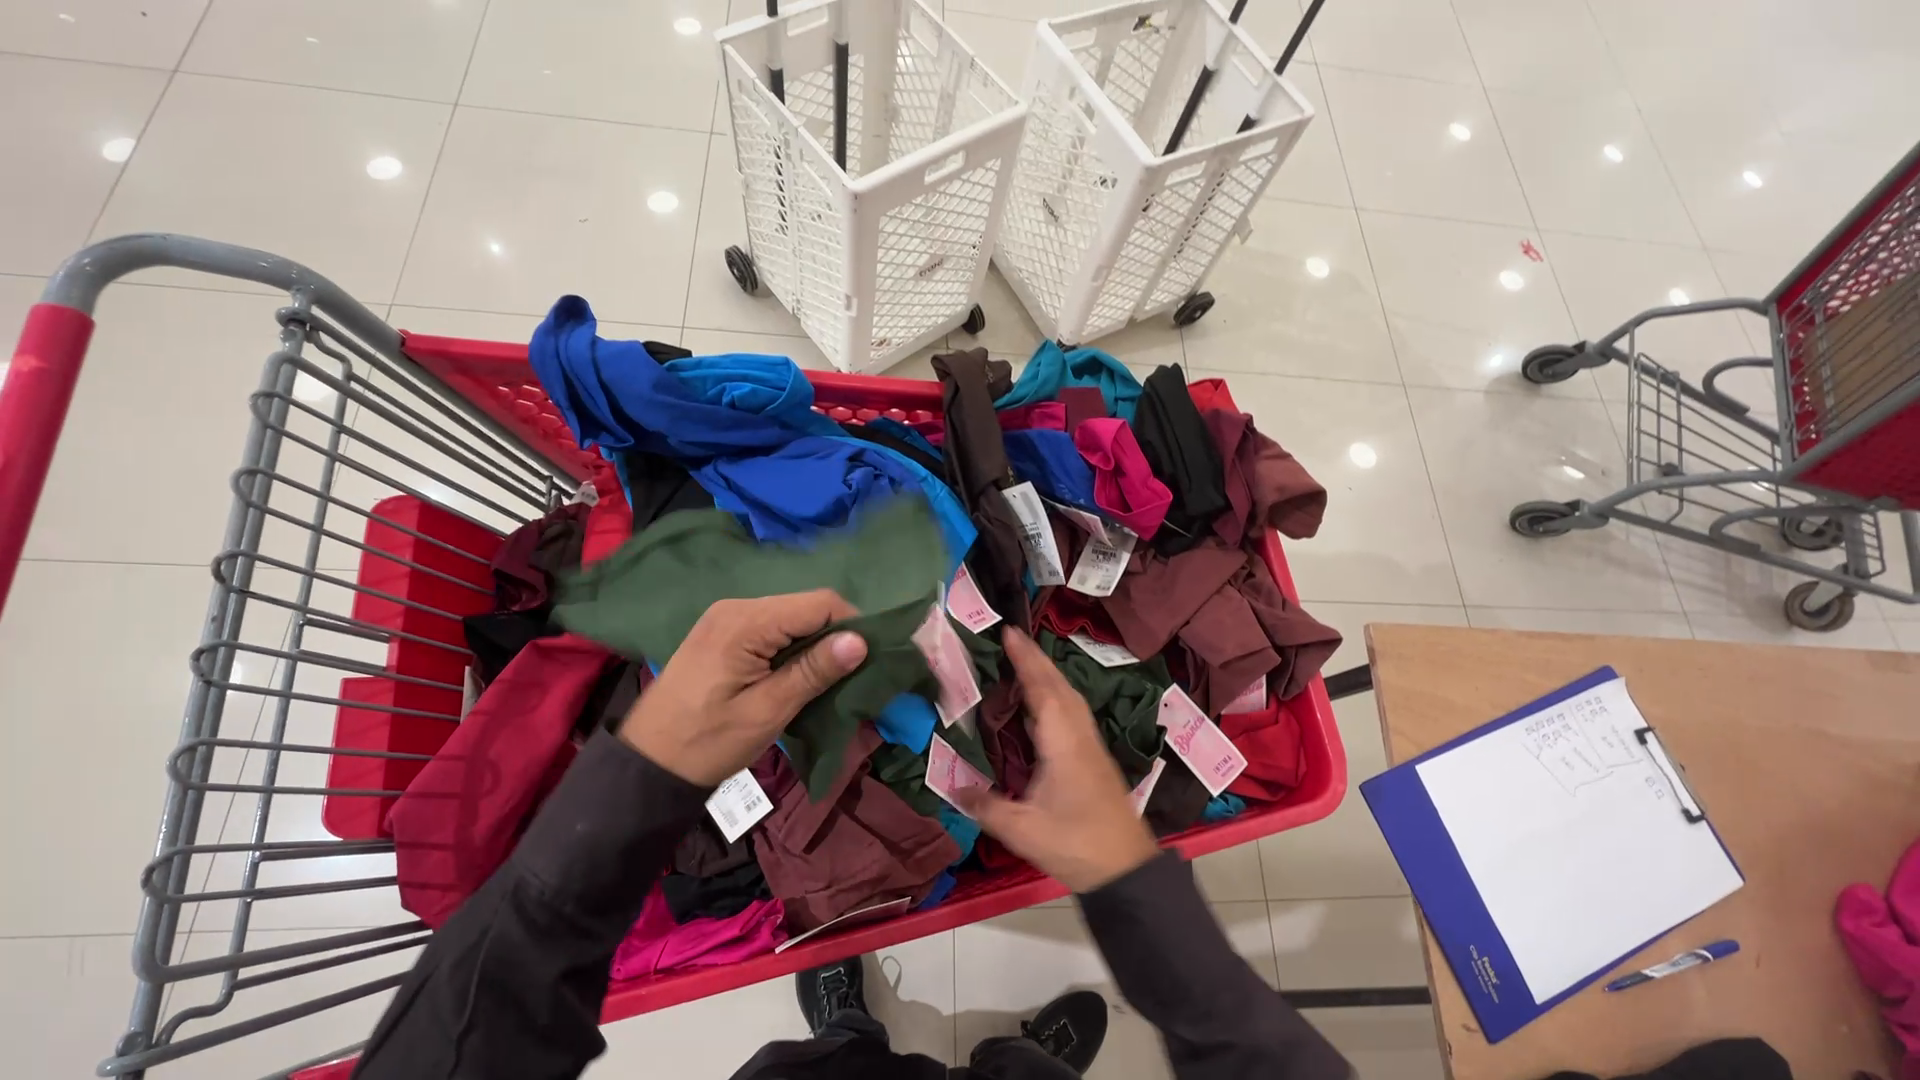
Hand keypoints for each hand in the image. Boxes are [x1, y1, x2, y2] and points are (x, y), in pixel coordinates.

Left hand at [618, 590, 868, 787]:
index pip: (819, 602)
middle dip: (836, 635)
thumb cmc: (709, 741)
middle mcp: (737, 607)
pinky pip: (772, 627)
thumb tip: (861, 640)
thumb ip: (813, 671)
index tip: (871, 659)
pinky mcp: (723, 633)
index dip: (853, 624)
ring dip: (816, 643)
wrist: (649, 762)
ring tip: (829, 679)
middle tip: (854, 674)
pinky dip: (793, 647)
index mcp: (745, 621)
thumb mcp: (767, 710)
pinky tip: (798, 675)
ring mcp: (727, 618)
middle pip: (807, 606)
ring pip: (792, 617)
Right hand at [954, 629, 1158, 891]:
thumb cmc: (1075, 845)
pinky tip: (1042, 704)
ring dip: (1048, 676)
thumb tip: (952, 786)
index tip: (1010, 634)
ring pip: (1070, 699)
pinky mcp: (1094, 759)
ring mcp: (1091, 747)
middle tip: (1012, 638)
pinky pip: (1072, 714)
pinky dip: (1055, 696)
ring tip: (1023, 662)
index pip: (1044, 690)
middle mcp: (1080, 737)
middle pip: (1060, 687)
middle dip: (1036, 660)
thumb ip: (986, 806)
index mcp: (1063, 744)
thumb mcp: (1022, 830)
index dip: (1026, 661)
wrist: (1125, 869)